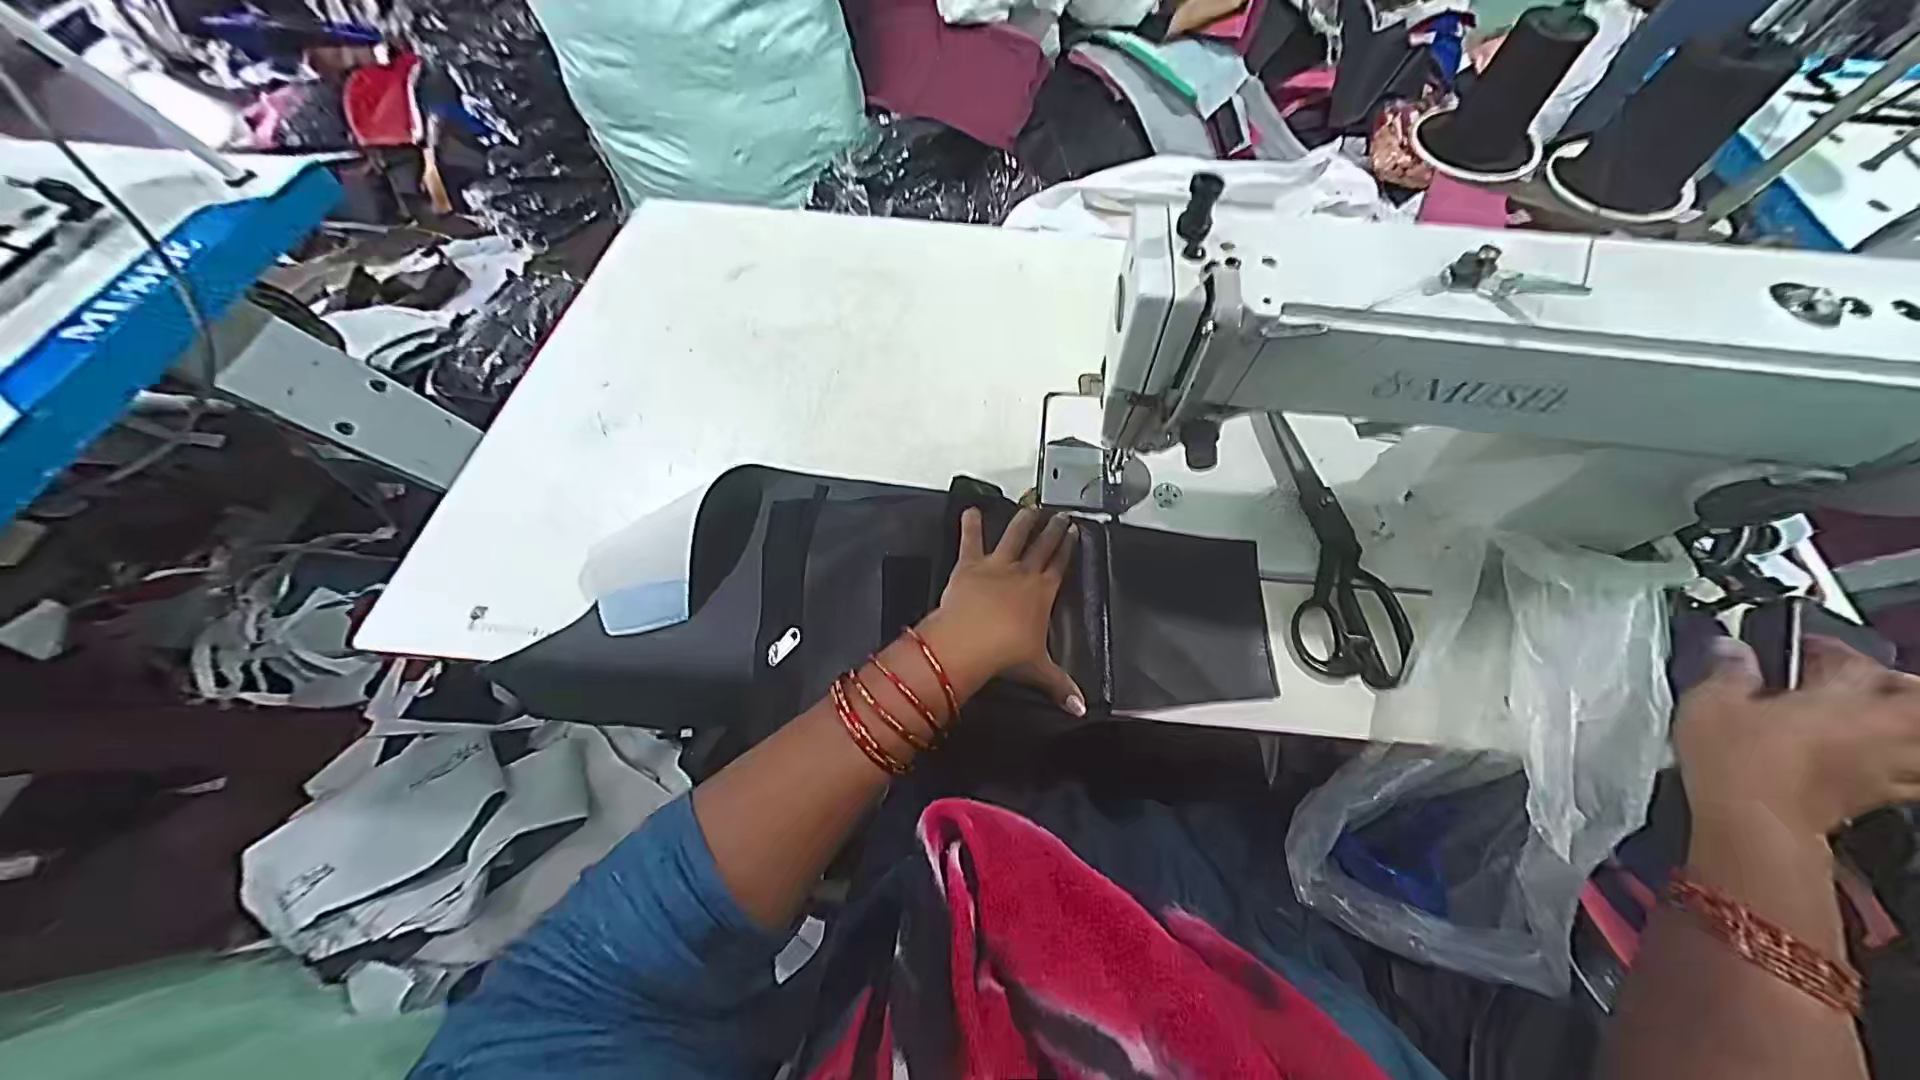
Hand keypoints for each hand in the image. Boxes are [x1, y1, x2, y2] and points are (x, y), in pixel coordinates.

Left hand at [919, 507, 1084, 716]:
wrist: (970, 641)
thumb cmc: (1006, 653)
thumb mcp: (1038, 669)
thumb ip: (1060, 685)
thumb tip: (1081, 708)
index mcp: (1042, 593)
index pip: (1059, 566)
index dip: (1067, 548)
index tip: (1074, 532)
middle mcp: (1023, 573)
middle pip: (1042, 545)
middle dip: (1052, 528)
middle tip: (1060, 514)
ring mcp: (996, 566)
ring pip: (1013, 536)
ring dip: (1023, 521)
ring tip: (1030, 507)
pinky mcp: (969, 565)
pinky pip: (971, 540)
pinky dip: (971, 525)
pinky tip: (971, 510)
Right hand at [1677, 634, 1919, 838]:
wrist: (1753, 817)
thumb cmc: (1737, 759)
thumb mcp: (1712, 701)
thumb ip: (1729, 673)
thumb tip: (1733, 652)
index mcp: (1843, 699)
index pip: (1854, 660)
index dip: (1825, 648)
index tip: (1798, 647)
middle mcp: (1880, 729)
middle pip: (1917, 699)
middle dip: (1896, 686)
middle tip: (1859, 681)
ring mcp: (1888, 766)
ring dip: (1905, 726)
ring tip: (1874, 719)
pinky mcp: (1881, 796)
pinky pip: (1913, 777)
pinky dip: (1903, 767)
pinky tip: (1878, 761)